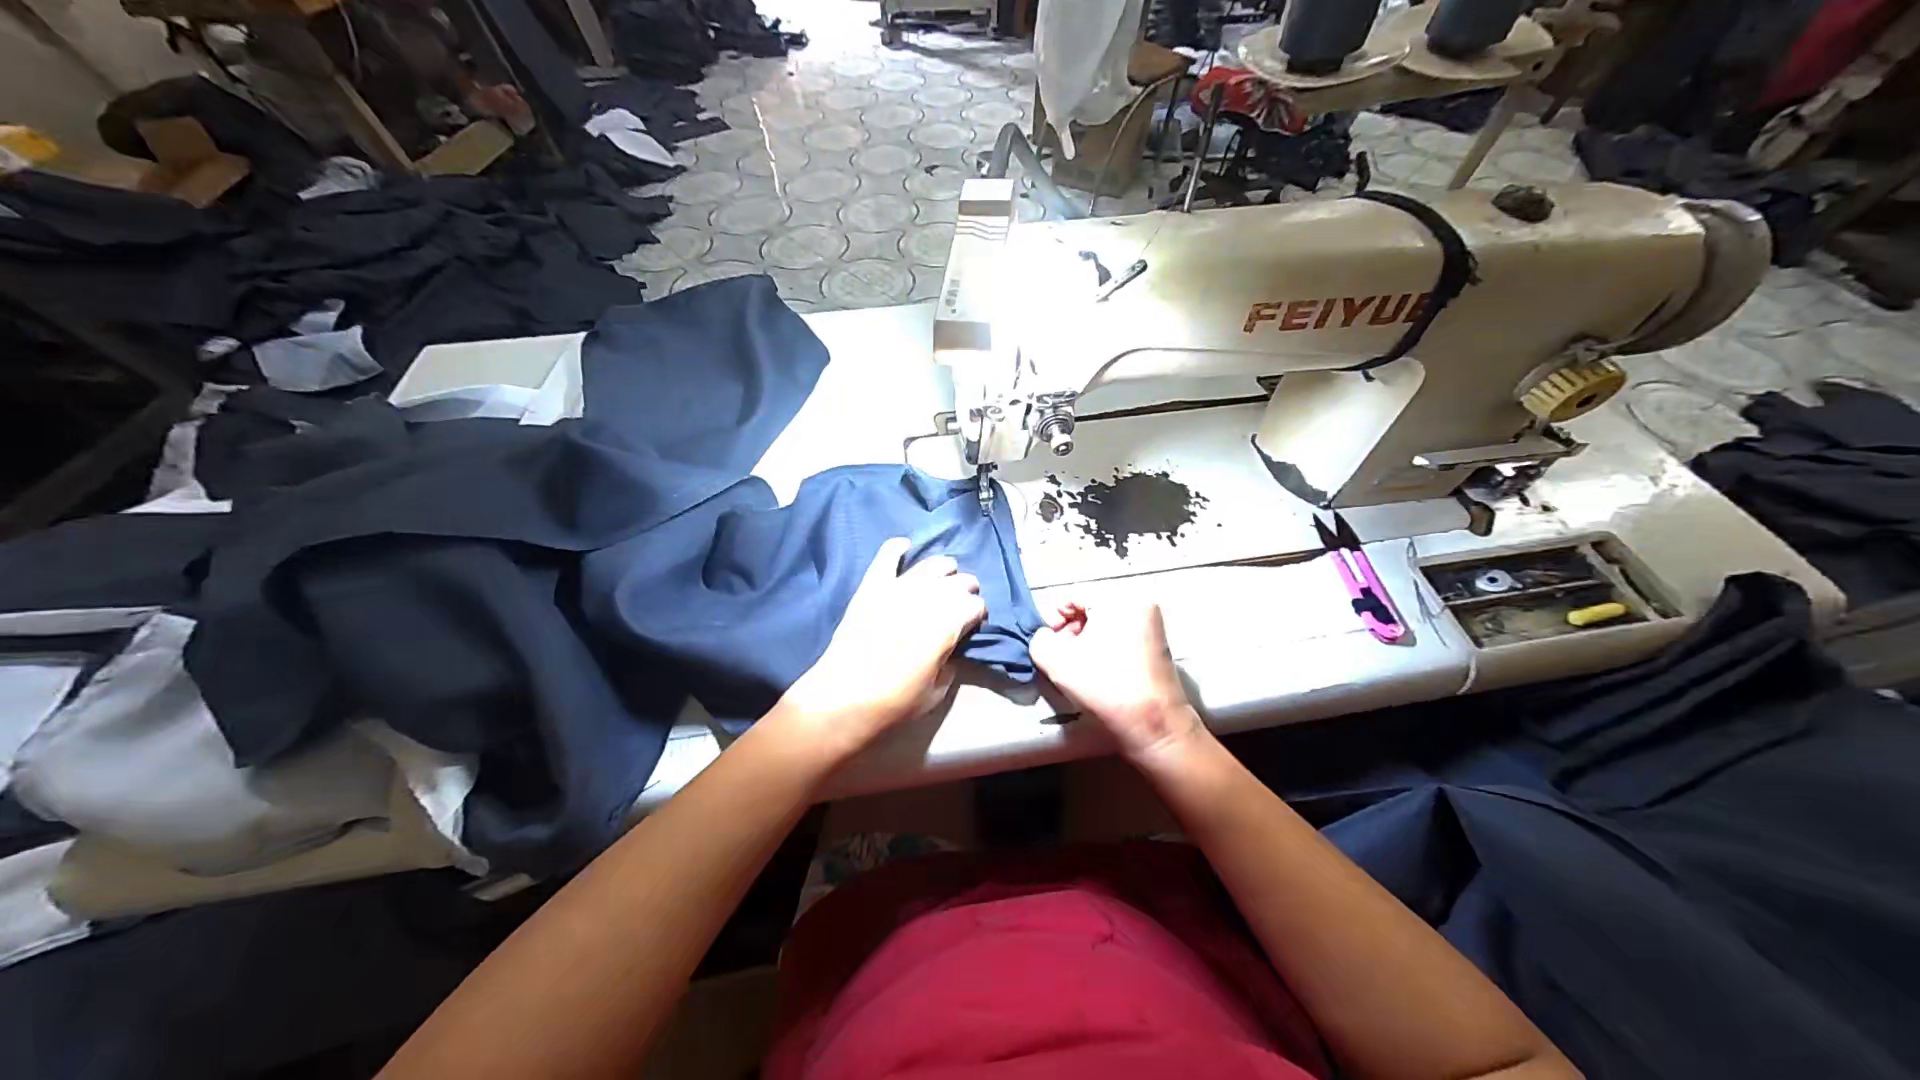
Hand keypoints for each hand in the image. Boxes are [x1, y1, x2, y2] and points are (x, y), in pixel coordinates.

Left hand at [779, 538, 986, 758]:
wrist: (845, 696)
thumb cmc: (896, 700)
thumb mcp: (938, 689)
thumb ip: (951, 660)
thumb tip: (950, 646)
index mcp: (951, 620)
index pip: (977, 605)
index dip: (978, 615)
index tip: (972, 627)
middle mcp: (931, 595)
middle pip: (960, 580)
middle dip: (965, 591)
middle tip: (958, 607)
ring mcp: (900, 586)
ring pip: (932, 563)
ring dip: (943, 570)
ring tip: (941, 581)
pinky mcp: (873, 584)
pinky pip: (888, 554)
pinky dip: (898, 548)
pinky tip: (905, 548)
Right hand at [1029, 598, 1209, 765]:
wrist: (1153, 722)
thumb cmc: (1104, 685)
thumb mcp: (1054, 660)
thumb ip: (1039, 639)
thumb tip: (1048, 635)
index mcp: (1117, 598)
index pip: (1073, 597)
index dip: (1055, 619)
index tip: (1051, 644)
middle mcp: (1139, 602)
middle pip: (1091, 608)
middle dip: (1073, 630)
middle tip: (1064, 656)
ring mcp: (1153, 622)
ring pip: (1107, 622)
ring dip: (1089, 640)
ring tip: (1082, 666)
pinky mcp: (1159, 641)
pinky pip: (1123, 634)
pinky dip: (1108, 647)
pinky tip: (1102, 670)